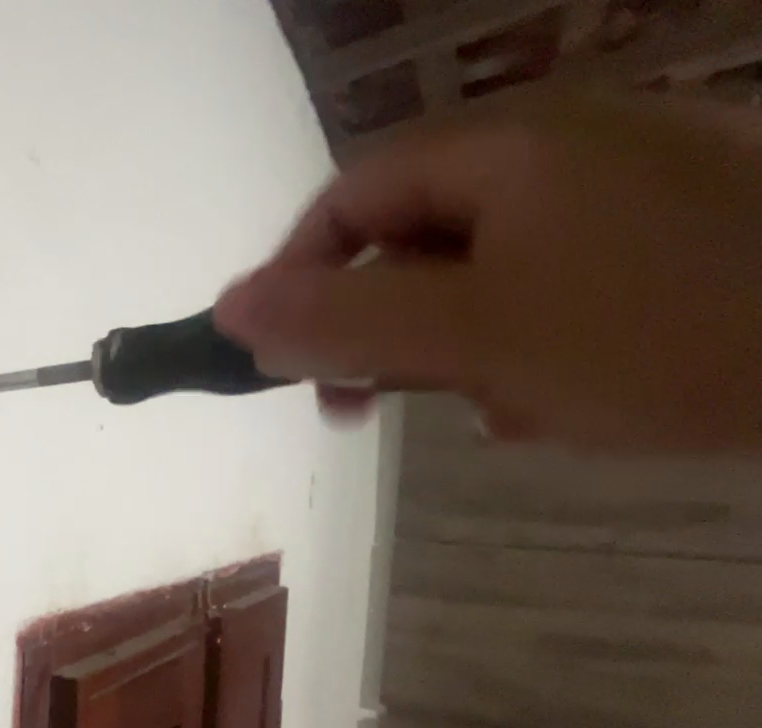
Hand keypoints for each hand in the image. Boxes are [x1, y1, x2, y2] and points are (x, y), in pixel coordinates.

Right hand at [215, 94, 761, 452]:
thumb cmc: (669, 333)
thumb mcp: (473, 335)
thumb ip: (337, 321)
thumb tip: (224, 310)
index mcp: (505, 152)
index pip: (345, 202)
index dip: (297, 279)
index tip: (289, 361)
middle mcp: (558, 155)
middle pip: (406, 241)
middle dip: (378, 329)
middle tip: (367, 403)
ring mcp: (622, 195)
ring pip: (474, 277)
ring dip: (452, 351)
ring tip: (491, 410)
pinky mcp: (669, 242)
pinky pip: (546, 290)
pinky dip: (523, 348)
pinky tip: (555, 398)